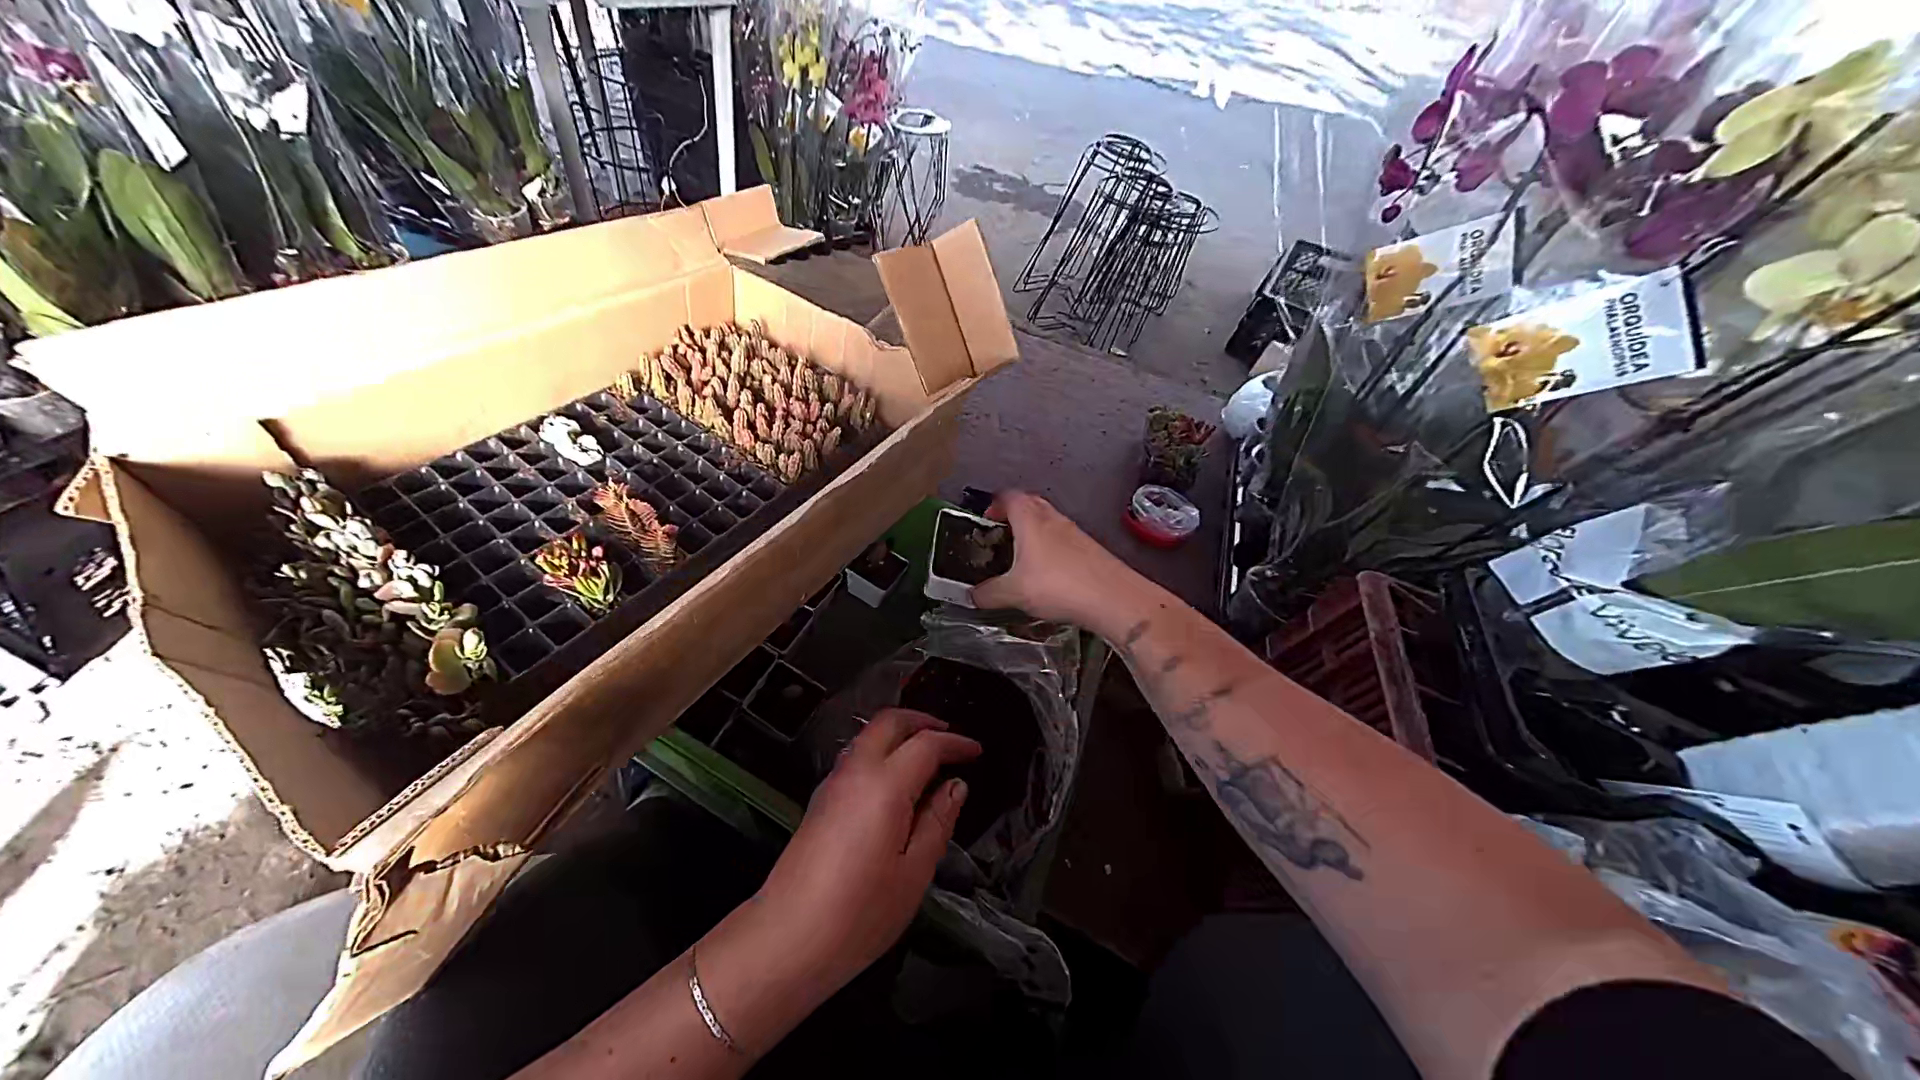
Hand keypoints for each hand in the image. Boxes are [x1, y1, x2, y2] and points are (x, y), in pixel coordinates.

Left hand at [755, 708, 977, 987]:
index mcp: (884, 785)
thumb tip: (955, 786)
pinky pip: (855, 758)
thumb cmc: (858, 914)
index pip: (925, 744)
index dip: (955, 742)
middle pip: (888, 722)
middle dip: (922, 720)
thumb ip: (938, 821)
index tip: (976, 751)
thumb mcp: (914, 873)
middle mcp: (855, 773)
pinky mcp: (819, 802)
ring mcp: (832, 785)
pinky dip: (881, 753)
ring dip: (898, 735)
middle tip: (949, 736)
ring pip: (867, 736)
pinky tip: (896, 784)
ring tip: (927, 757)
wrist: (784, 941)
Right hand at [970, 490, 1139, 630]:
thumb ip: (988, 593)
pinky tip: (1048, 575)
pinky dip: (1051, 550)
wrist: (1112, 598)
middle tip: (1001, 537)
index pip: (1009, 496)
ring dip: (1034, 533)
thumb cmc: (1059, 585)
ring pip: (1048, 523)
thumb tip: (972, 596)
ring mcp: (1075, 533)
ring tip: (1021, 559)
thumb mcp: (1013, 593)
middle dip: (1013, 516)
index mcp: (1030, 519)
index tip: (985, 521)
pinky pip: (1064, 541)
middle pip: (1030, 504)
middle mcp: (1053, 519)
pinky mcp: (1090, 549)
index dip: (994, 505)